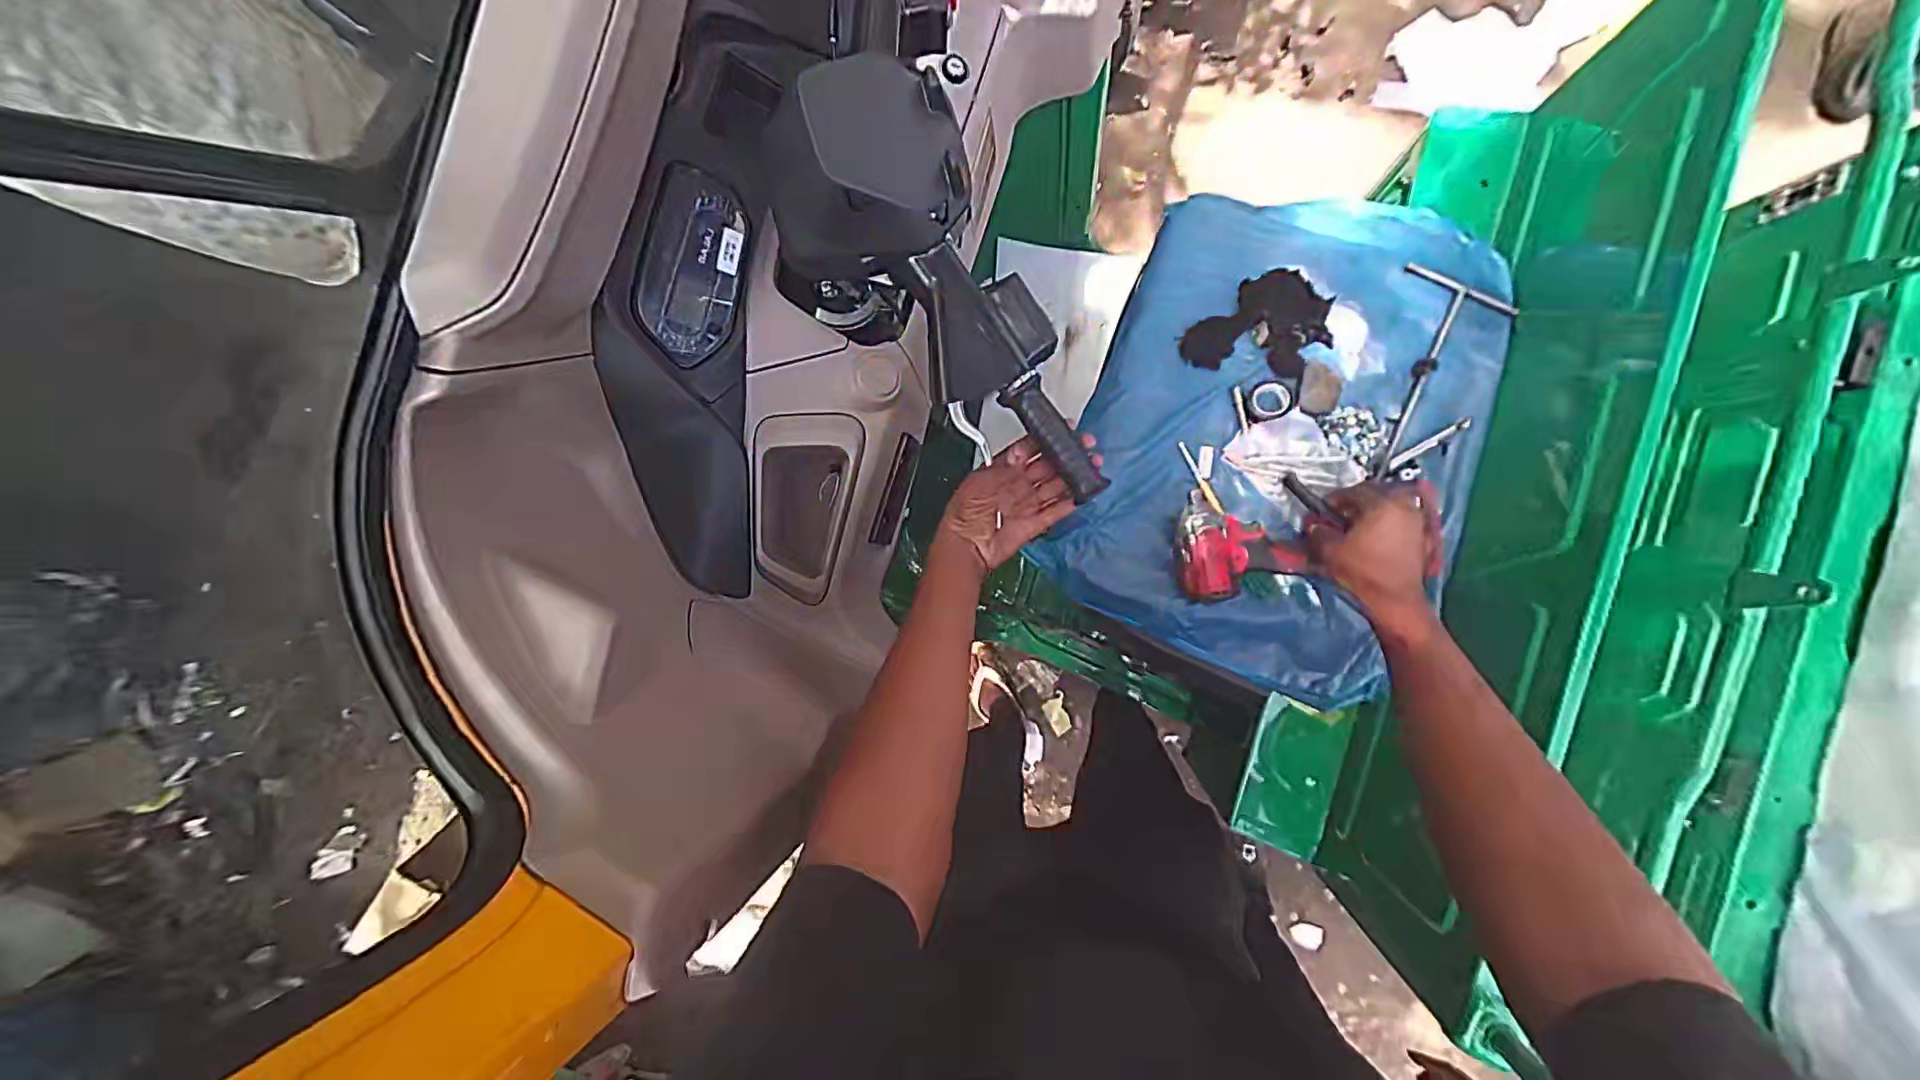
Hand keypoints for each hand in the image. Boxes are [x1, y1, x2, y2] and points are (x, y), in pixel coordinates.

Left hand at [932, 434, 1099, 578]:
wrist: (965, 547)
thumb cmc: (963, 515)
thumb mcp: (980, 482)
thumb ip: (1005, 467)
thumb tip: (1021, 453)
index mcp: (1002, 471)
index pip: (1028, 450)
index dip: (1045, 440)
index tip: (1063, 431)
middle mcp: (1016, 486)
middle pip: (1047, 466)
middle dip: (1066, 455)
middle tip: (1084, 446)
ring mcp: (1025, 505)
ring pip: (1055, 487)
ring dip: (1072, 477)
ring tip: (1090, 466)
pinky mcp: (1032, 524)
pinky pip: (1054, 512)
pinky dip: (1068, 504)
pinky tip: (1081, 494)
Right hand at [1306, 479, 1441, 641]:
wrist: (1396, 600)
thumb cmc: (1363, 571)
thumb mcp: (1331, 551)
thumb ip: (1319, 532)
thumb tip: (1315, 525)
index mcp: (1381, 504)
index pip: (1353, 492)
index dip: (1334, 499)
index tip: (1322, 510)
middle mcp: (1404, 506)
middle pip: (1376, 494)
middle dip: (1356, 502)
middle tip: (1339, 515)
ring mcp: (1418, 520)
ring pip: (1392, 505)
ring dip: (1373, 511)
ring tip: (1358, 525)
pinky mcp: (1424, 536)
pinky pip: (1403, 519)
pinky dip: (1389, 522)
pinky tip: (1377, 535)